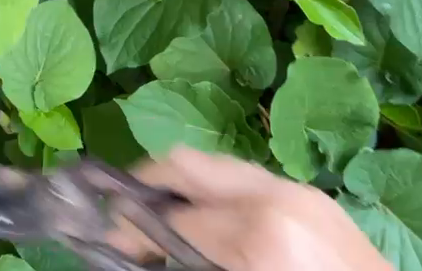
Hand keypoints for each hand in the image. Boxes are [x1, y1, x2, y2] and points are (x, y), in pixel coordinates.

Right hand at [119, 147, 388, 270]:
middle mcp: (275, 196)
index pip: (171, 218)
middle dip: (147, 187)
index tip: (106, 240)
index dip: (130, 230)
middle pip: (184, 165)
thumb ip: (194, 257)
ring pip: (215, 166)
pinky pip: (250, 181)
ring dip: (184, 189)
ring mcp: (299, 191)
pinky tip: (217, 229)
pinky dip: (221, 197)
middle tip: (128, 220)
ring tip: (168, 224)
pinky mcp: (315, 198)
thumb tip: (146, 244)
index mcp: (261, 237)